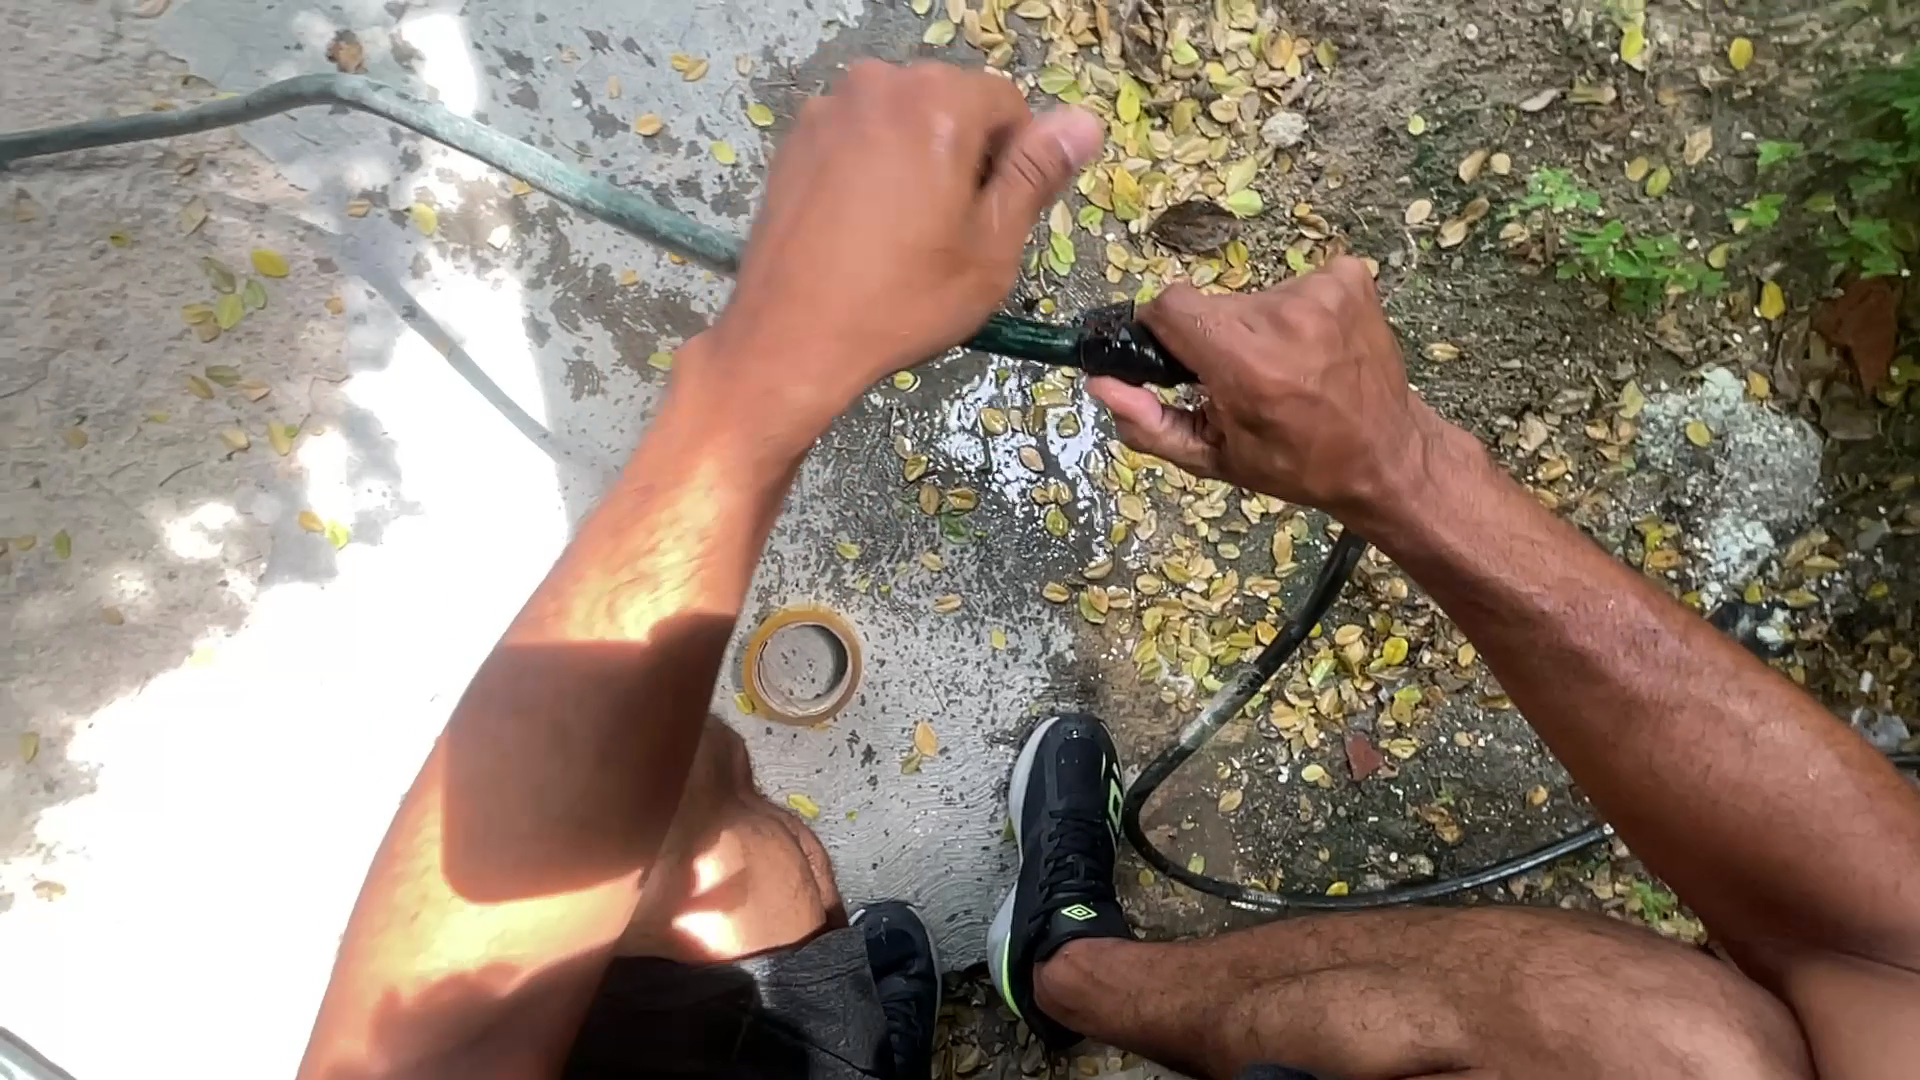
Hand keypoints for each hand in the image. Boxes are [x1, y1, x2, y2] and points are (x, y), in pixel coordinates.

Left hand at [687, 61, 1101, 452]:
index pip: (1008, 106)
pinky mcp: (794, 143)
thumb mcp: (989, 250)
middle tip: (949, 236)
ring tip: (902, 238)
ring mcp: (828, 110)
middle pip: (951, 108)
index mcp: (939, 102)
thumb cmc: (904, 302)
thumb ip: (1036, 176)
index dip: (1015, 165)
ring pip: (902, 125)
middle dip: (964, 160)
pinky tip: (862, 232)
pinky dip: (873, 173)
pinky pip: (857, 142)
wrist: (793, 337)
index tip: (993, 222)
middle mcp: (879, 84)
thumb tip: (1084, 121)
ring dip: (917, 166)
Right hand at [1087, 257, 1449, 527]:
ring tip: (1280, 368)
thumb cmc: (1290, 465)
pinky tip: (1309, 348)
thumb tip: (1100, 381)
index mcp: (1249, 365)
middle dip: (1207, 337)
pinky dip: (1287, 315)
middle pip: (1206, 305)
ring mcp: (1324, 289)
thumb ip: (1147, 423)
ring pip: (1245, 297)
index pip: (1169, 306)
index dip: (1161, 330)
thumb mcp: (1210, 459)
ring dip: (1249, 329)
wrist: (1384, 454)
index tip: (1175, 359)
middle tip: (1235, 379)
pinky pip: (1288, 286)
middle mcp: (1286, 317)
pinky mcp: (1349, 275)